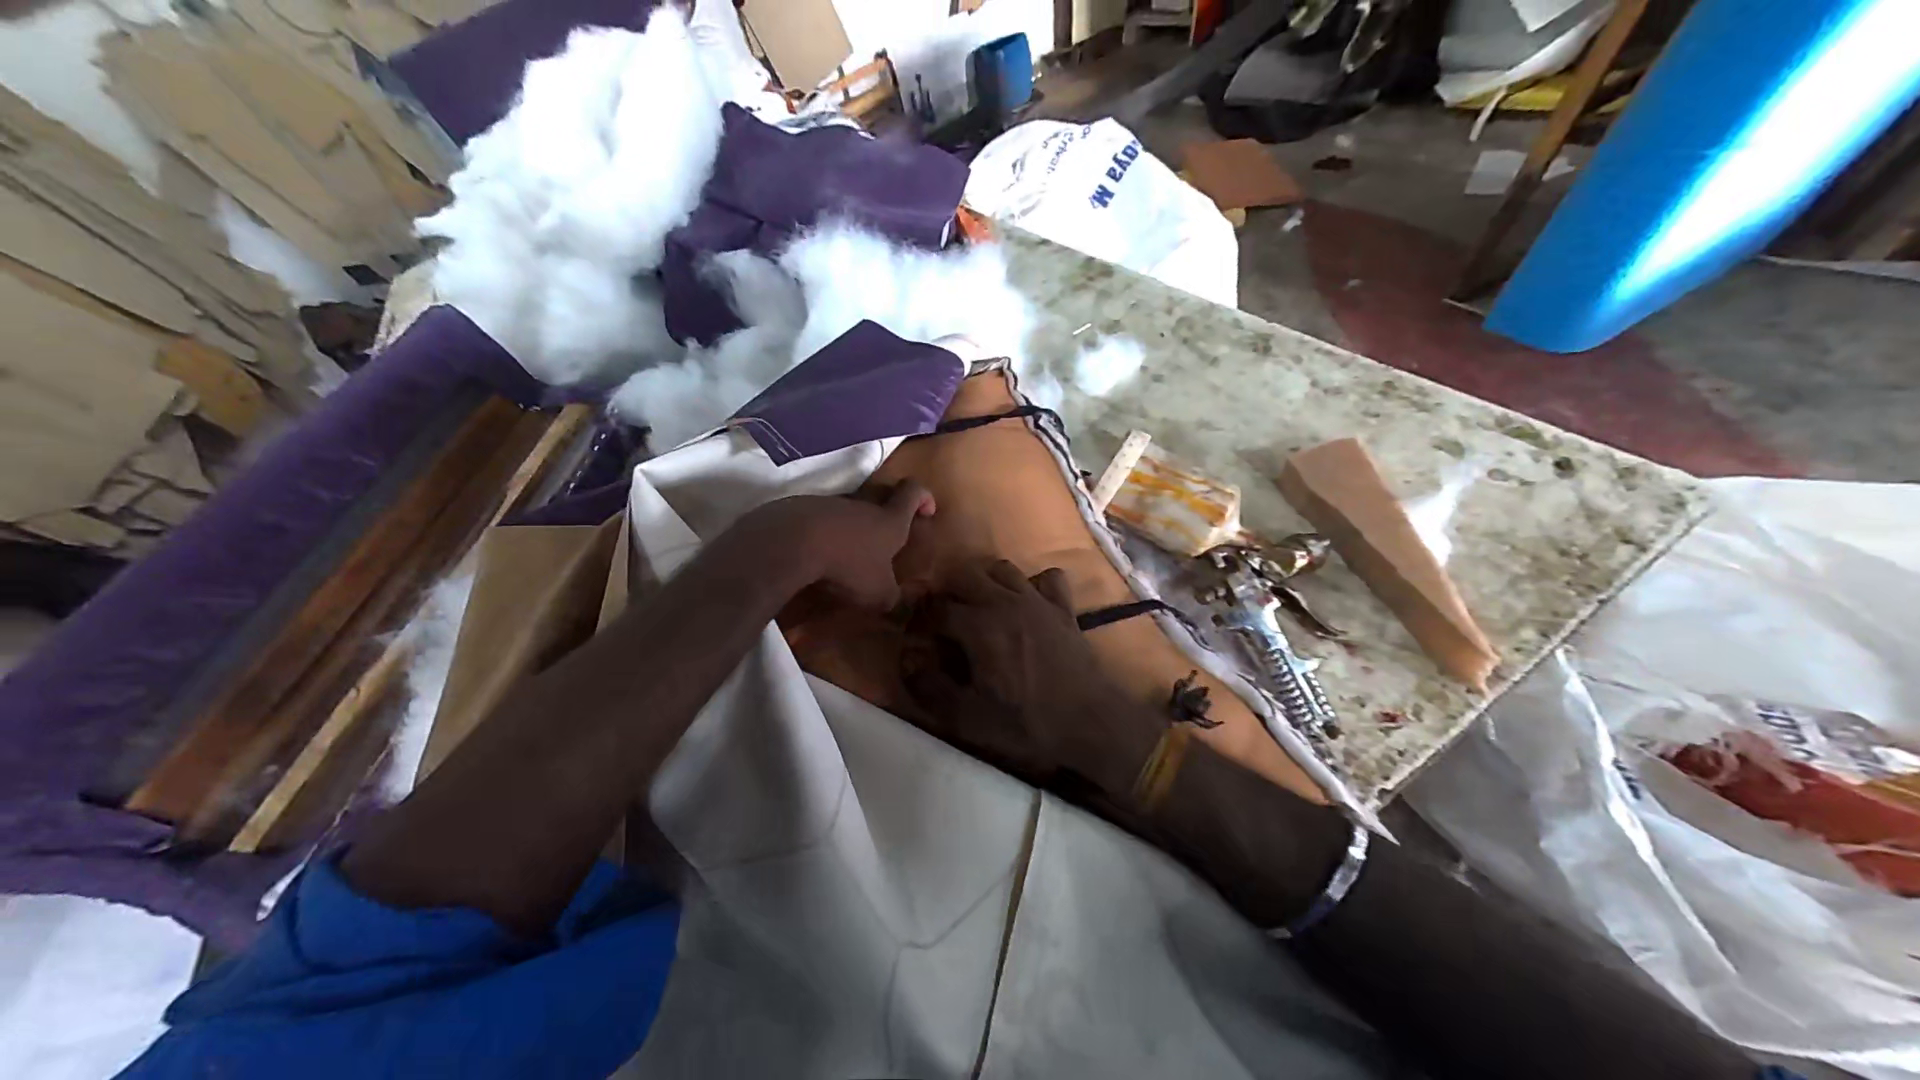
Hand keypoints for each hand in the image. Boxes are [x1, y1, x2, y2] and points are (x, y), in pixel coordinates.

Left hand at [739, 482, 935, 610]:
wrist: (790, 543)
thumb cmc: (847, 565)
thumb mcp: (878, 593)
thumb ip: (890, 595)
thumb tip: (893, 597)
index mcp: (889, 521)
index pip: (912, 493)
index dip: (923, 497)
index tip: (926, 510)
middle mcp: (861, 506)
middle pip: (877, 505)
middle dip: (880, 525)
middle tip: (878, 550)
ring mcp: (827, 505)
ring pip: (844, 515)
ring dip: (846, 534)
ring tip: (839, 561)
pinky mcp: (796, 509)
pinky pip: (814, 523)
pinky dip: (817, 538)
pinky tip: (810, 560)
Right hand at [899, 559, 1156, 797]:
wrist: (1091, 723)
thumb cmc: (1026, 724)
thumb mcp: (968, 718)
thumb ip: (931, 686)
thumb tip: (907, 659)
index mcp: (978, 627)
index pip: (936, 609)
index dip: (919, 619)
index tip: (914, 633)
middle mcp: (1005, 602)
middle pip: (964, 574)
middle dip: (946, 590)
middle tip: (941, 616)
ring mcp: (1038, 601)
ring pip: (1002, 569)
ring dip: (983, 581)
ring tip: (977, 604)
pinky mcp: (1063, 608)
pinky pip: (1047, 578)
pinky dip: (1032, 584)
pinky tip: (1026, 603)